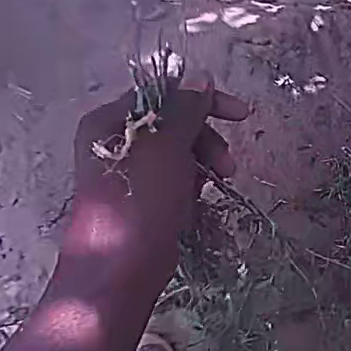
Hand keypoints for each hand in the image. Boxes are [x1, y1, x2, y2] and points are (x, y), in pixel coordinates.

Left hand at [62, 75, 251, 286]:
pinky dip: (192, 182)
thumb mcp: (166, 147)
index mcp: (109, 121)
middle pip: (173, 123)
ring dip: (203, 161)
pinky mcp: (141, 199)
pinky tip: (201, 198)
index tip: (241, 114)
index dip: (205, 100)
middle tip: (227, 165)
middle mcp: (114, 142)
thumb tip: (201, 78)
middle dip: (206, 138)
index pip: (163, 94)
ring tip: (218, 183)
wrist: (119, 272)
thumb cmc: (141, 204)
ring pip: (177, 152)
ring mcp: (127, 172)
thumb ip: (185, 110)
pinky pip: (174, 177)